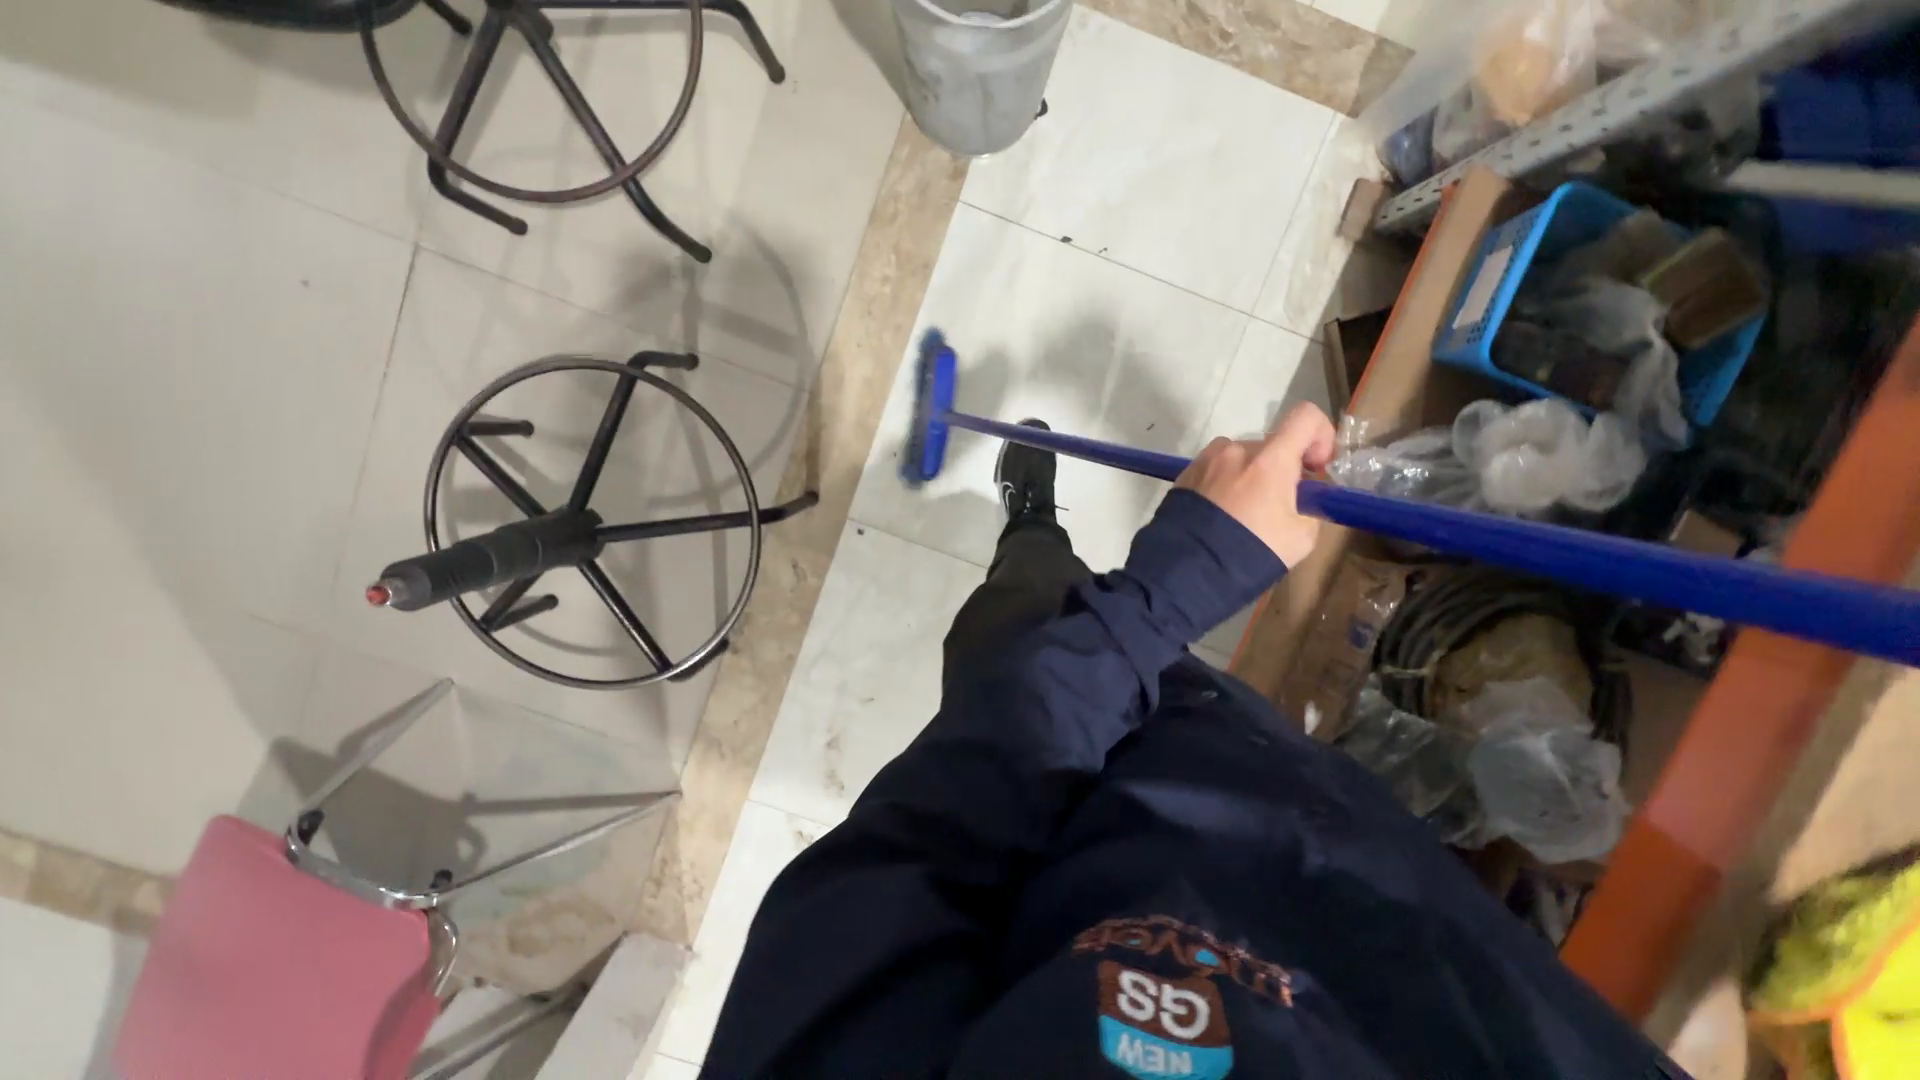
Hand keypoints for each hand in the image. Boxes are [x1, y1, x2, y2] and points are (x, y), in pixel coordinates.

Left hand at [1176, 403, 1337, 566]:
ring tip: (1244, 511)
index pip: (1305, 416)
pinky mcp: (1184, 474)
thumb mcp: (1301, 537)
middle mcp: (1236, 450)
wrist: (1187, 569)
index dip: (1320, 435)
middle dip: (1281, 468)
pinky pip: (1214, 469)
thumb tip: (1298, 497)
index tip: (1315, 467)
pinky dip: (1224, 483)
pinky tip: (1220, 514)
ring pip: (1239, 457)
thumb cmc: (1251, 550)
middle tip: (1278, 504)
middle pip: (1270, 445)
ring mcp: (1205, 460)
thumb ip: (1308, 507)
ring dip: (1249, 474)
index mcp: (1269, 459)